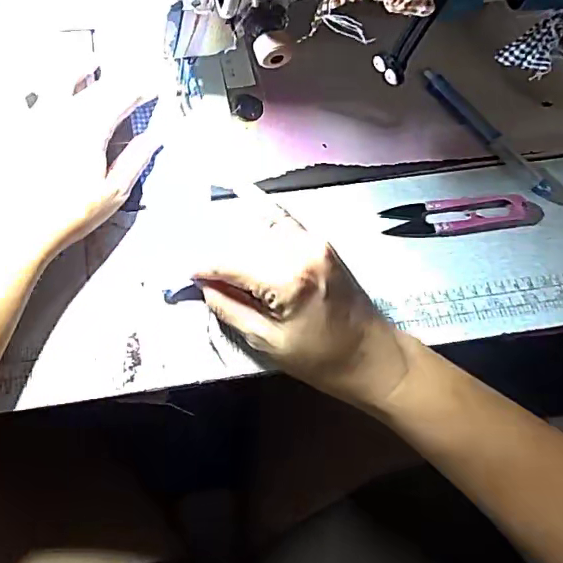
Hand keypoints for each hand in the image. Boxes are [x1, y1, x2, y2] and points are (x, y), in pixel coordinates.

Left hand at [0, 72, 164, 264]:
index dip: (143, 88)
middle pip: (93, 82)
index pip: (124, 94)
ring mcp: (34, 118)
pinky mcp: (13, 128)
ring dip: (77, 67)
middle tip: (130, 77)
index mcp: (89, 126)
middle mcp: (60, 113)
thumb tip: (153, 139)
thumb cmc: (64, 215)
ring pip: (57, 78)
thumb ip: (135, 159)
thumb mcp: (112, 192)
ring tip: (88, 63)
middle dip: (117, 76)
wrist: (16, 230)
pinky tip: (39, 87)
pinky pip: (23, 96)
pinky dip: (36, 86)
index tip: (153, 89)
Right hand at [191, 195, 408, 403]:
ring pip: (261, 227)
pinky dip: (260, 218)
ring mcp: (313, 242)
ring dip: (237, 234)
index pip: (230, 264)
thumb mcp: (267, 342)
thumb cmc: (322, 359)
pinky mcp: (320, 241)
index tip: (185, 272)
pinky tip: (241, 203)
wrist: (377, 357)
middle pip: (243, 242)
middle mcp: (300, 251)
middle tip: (197, 261)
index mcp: (287, 281)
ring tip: (215, 239)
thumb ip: (230, 308)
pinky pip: (282, 223)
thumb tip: (202, 285)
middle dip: (219, 251)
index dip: (204, 268)